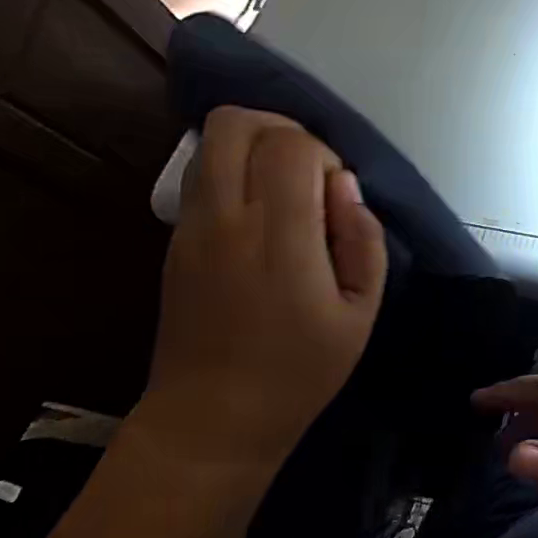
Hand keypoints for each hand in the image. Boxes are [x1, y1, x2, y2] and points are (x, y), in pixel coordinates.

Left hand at [137, 106, 385, 467]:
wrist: (214, 415)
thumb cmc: (300, 371)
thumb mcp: (360, 314)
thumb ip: (363, 243)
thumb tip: (346, 189)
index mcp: (278, 238)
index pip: (291, 146)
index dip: (324, 156)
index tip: (337, 199)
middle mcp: (225, 218)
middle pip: (236, 122)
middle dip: (282, 130)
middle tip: (310, 175)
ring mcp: (190, 226)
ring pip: (210, 142)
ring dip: (255, 149)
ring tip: (286, 195)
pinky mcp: (174, 239)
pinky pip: (202, 176)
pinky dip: (235, 174)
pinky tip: (261, 220)